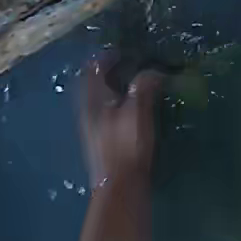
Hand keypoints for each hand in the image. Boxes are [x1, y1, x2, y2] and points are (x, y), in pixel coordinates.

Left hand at [76, 54, 163, 189]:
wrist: (118, 189)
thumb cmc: (126, 146)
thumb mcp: (137, 112)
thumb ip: (143, 87)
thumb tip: (152, 72)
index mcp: (93, 98)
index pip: (93, 67)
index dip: (106, 56)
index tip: (125, 51)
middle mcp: (88, 109)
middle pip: (93, 82)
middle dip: (109, 70)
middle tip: (130, 65)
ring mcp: (92, 126)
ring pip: (98, 98)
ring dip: (113, 87)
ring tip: (134, 85)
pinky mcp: (100, 140)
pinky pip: (104, 111)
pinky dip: (116, 103)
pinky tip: (131, 110)